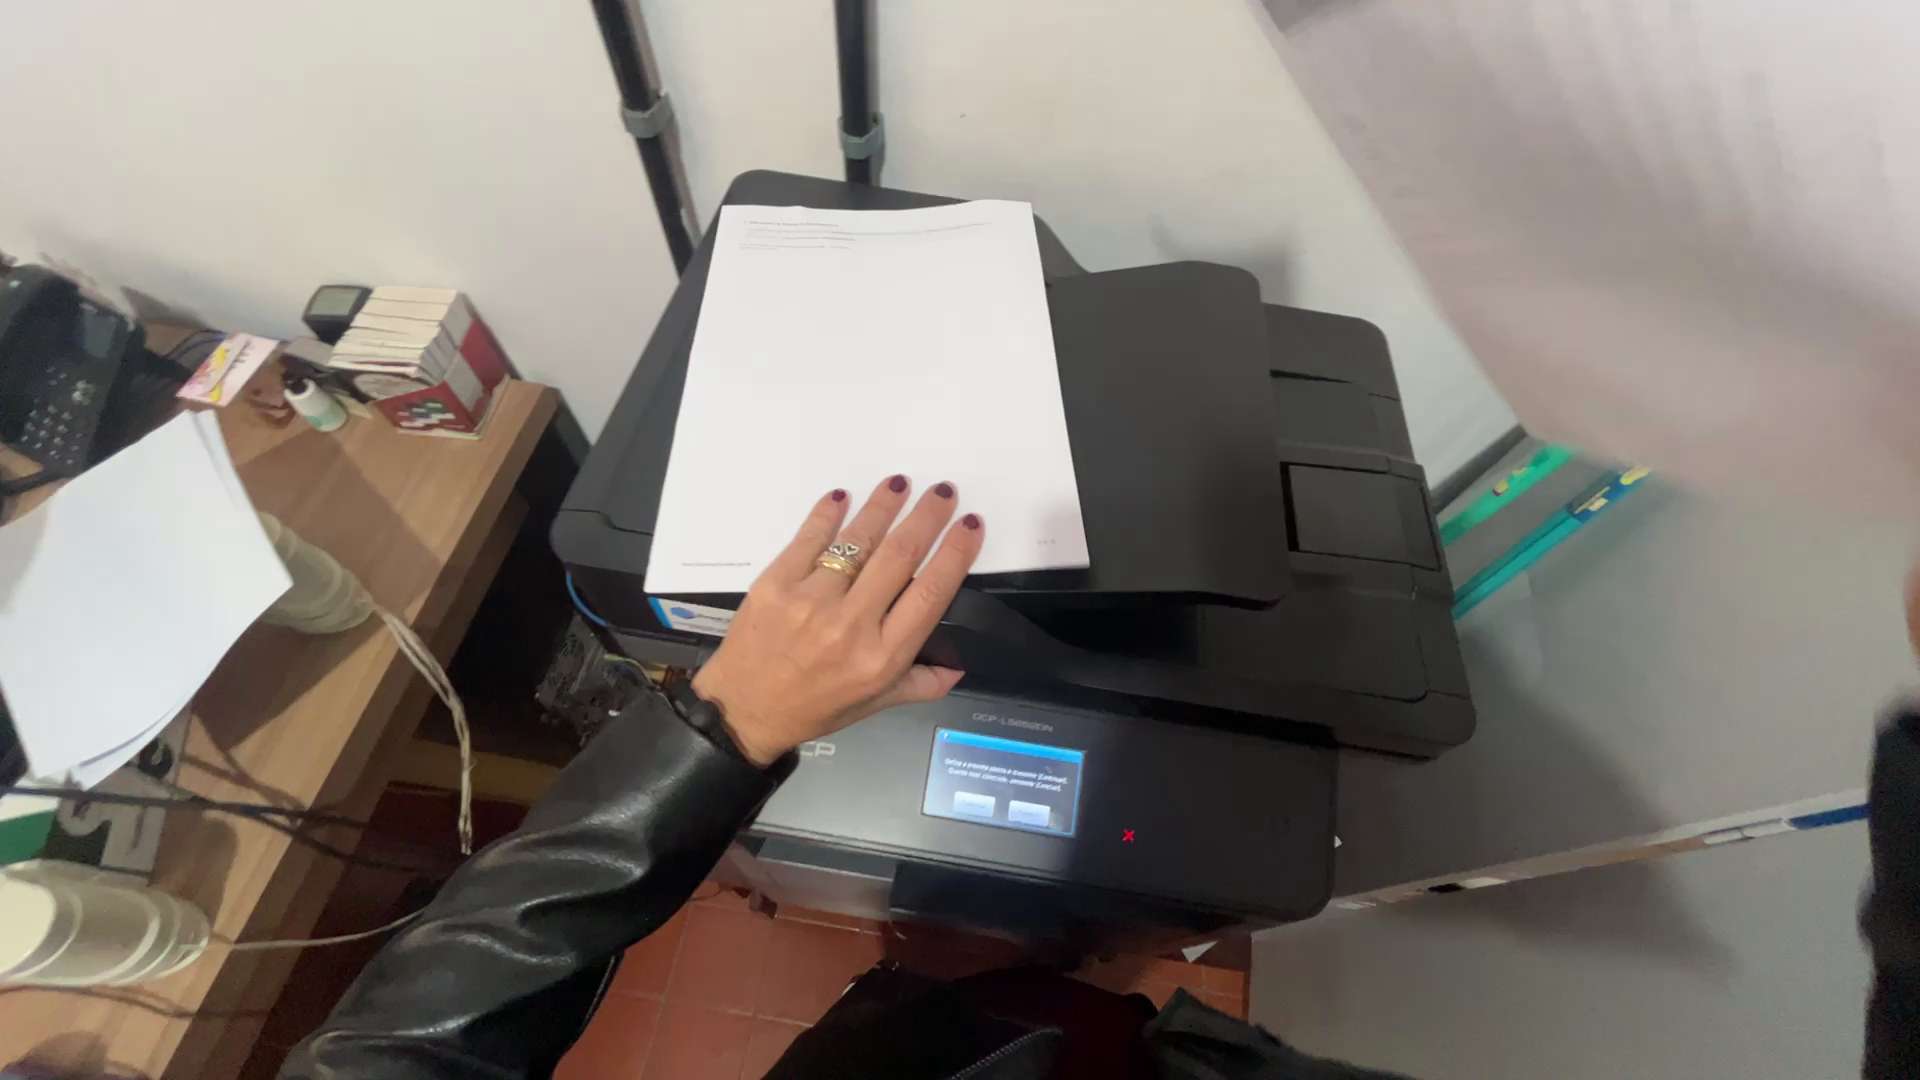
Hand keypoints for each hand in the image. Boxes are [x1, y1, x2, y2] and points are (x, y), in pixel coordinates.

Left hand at [691, 475, 983, 765]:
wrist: (743, 710)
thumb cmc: (813, 706)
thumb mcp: (875, 704)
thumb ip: (922, 683)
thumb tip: (958, 665)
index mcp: (881, 656)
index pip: (931, 592)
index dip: (956, 552)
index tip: (969, 525)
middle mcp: (850, 626)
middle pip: (900, 555)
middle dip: (927, 516)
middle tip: (942, 492)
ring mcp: (810, 601)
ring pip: (858, 540)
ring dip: (883, 506)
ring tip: (899, 485)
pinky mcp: (775, 584)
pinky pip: (809, 538)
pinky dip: (828, 513)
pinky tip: (843, 496)